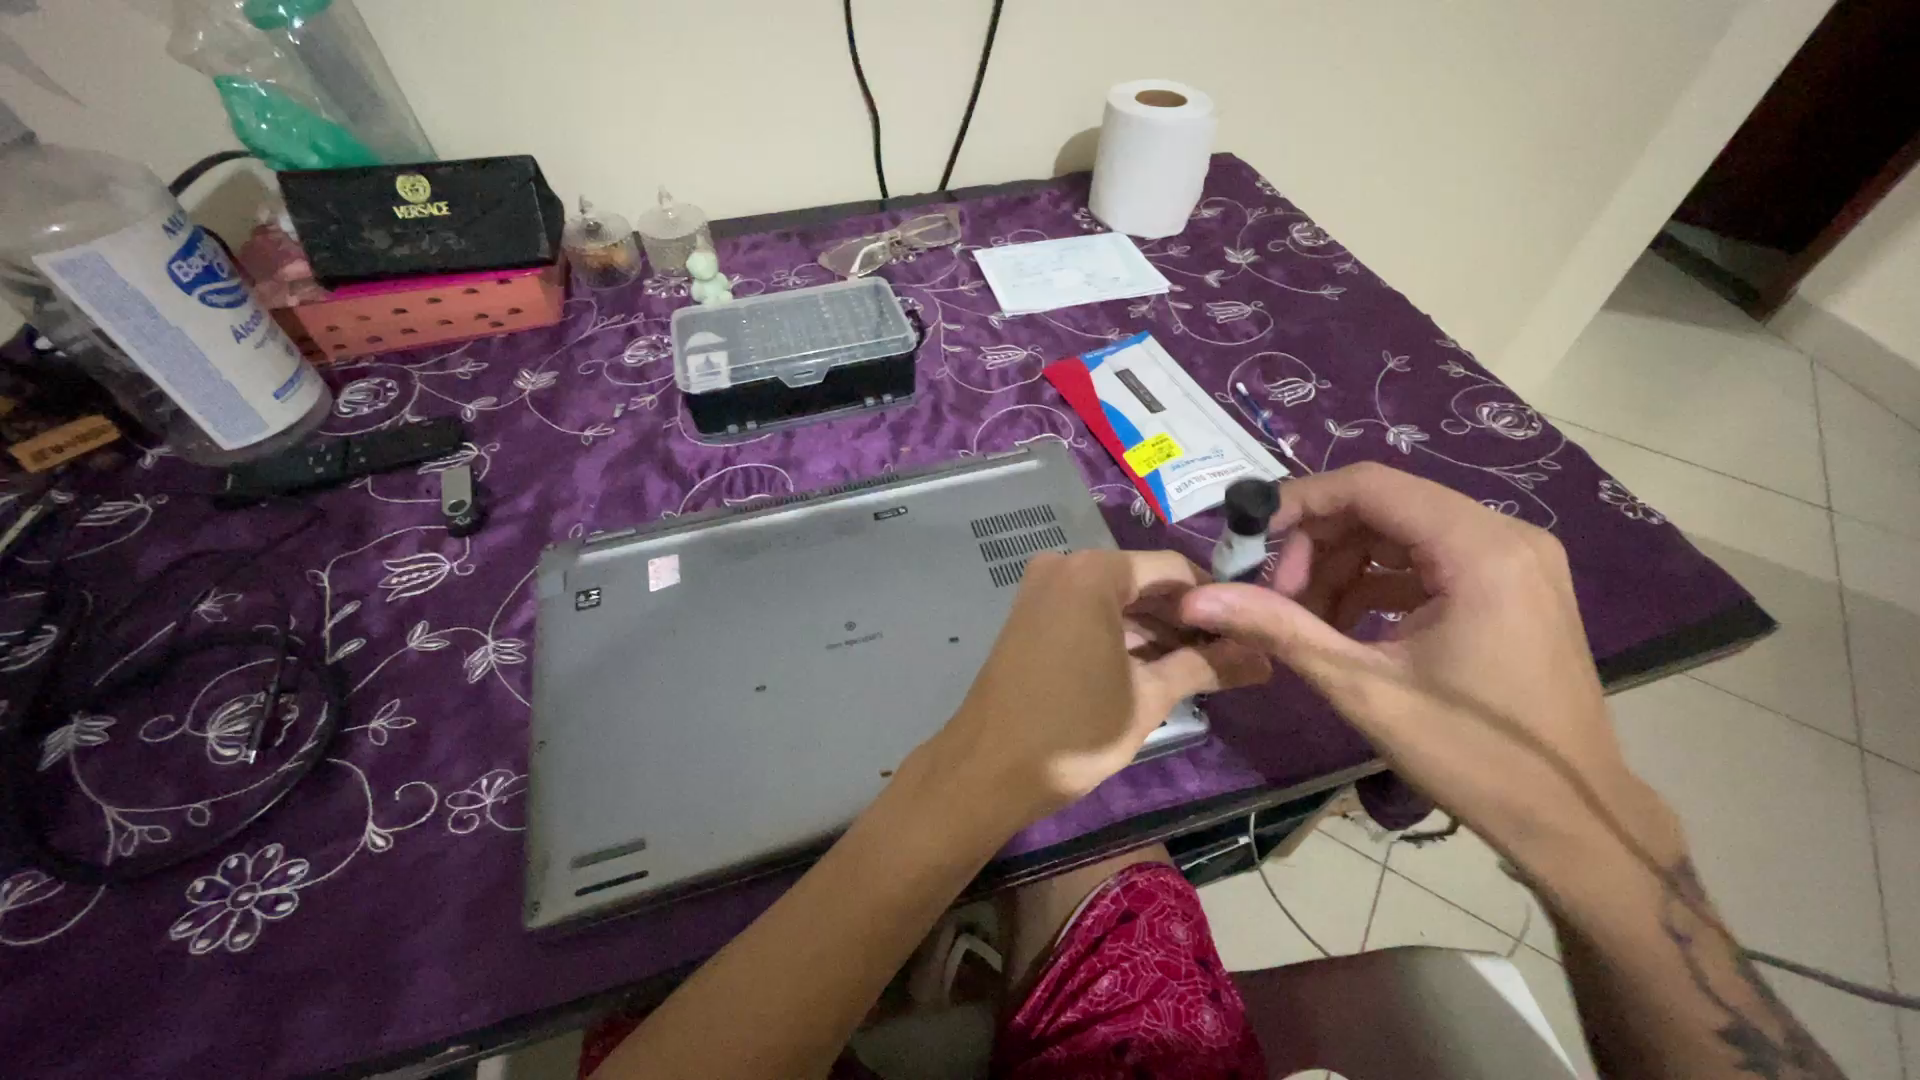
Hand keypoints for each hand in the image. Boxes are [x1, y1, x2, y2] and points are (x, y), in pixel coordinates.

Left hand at [923, 550, 1269, 829]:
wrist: (987, 769)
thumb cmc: (1074, 729)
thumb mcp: (1149, 697)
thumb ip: (1206, 666)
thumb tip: (1262, 657)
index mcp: (1094, 572)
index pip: (1174, 570)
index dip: (1217, 600)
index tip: (1252, 631)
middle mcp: (1064, 567)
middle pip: (1143, 583)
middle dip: (1188, 619)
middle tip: (1236, 655)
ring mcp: (1042, 591)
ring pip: (1116, 601)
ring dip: (1158, 630)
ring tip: (1207, 667)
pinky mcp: (1030, 617)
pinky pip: (1089, 614)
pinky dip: (1122, 636)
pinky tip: (1160, 666)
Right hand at [1179, 463, 1649, 866]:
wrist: (1572, 818)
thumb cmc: (1471, 753)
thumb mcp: (1362, 687)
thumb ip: (1278, 628)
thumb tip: (1195, 599)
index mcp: (1480, 549)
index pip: (1369, 485)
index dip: (1298, 503)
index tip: (1246, 541)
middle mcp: (1506, 535)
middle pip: (1383, 505)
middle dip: (1316, 544)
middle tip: (1275, 598)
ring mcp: (1514, 558)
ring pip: (1400, 531)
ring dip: (1341, 565)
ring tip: (1304, 618)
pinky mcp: (1511, 584)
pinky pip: (1426, 558)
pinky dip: (1376, 581)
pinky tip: (1344, 624)